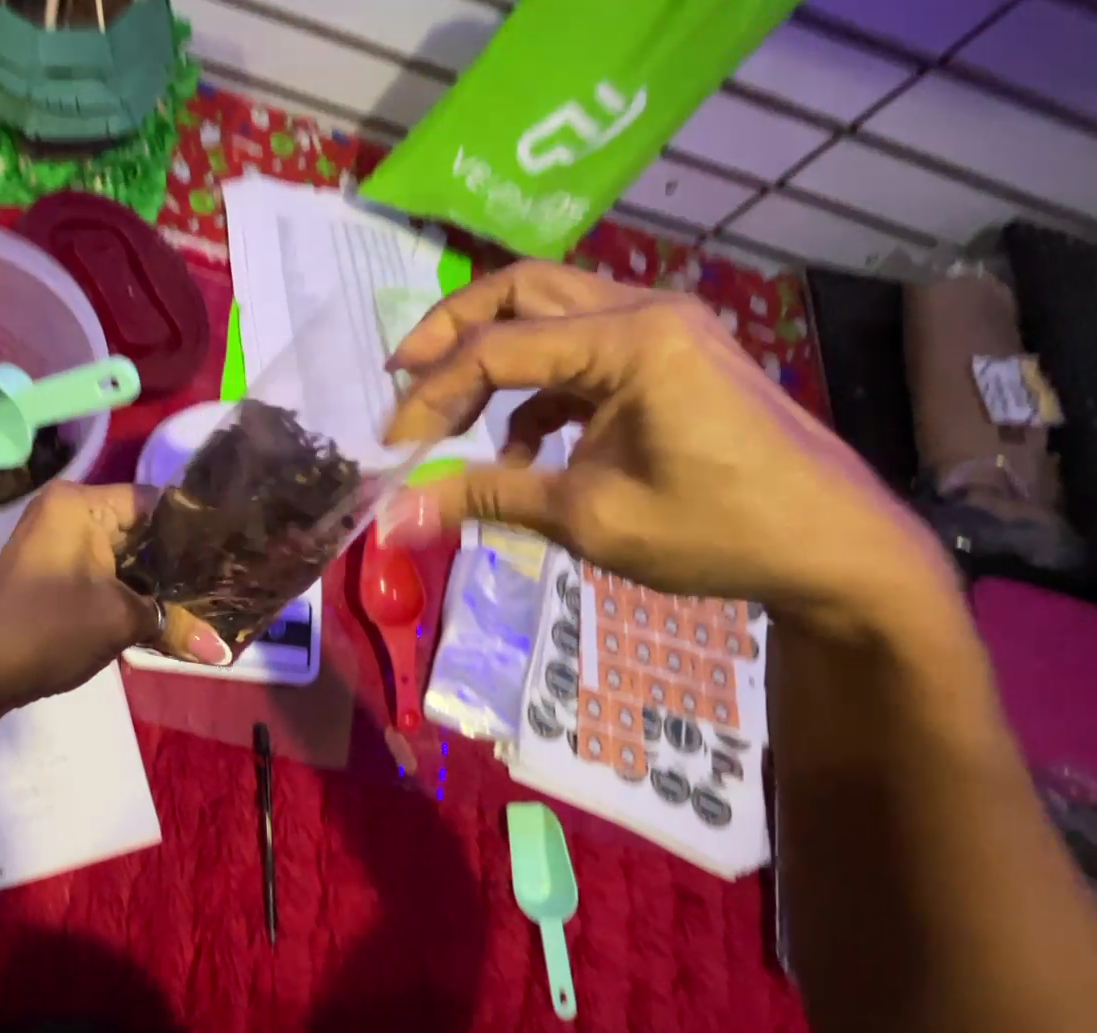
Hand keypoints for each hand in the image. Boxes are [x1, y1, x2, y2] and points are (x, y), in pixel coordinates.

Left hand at [0, 481, 226, 717]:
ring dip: (156, 581)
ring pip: (124, 555)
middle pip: (141, 529)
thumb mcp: (120, 622)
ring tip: (207, 601)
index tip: (233, 554)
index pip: (156, 502)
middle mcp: (68, 511)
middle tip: (226, 583)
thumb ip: (176, 624)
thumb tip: (224, 651)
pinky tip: (166, 613)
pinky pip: (103, 571)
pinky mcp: (53, 570)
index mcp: (80, 503)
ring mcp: (57, 541)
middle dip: (178, 562)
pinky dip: (130, 591)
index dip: (195, 530)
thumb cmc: (48, 630)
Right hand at [376, 261, 953, 632]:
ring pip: (546, 307)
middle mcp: (644, 310)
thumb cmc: (717, 531)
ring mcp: (660, 326)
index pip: (497, 348)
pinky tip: (519, 445)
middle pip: (518, 289)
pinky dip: (532, 386)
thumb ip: (485, 499)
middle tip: (401, 377)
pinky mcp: (665, 354)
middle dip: (449, 332)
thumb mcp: (587, 519)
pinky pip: (576, 348)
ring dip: (488, 351)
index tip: (392, 445)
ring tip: (448, 408)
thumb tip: (393, 520)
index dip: (430, 395)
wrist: (835, 548)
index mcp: (631, 341)